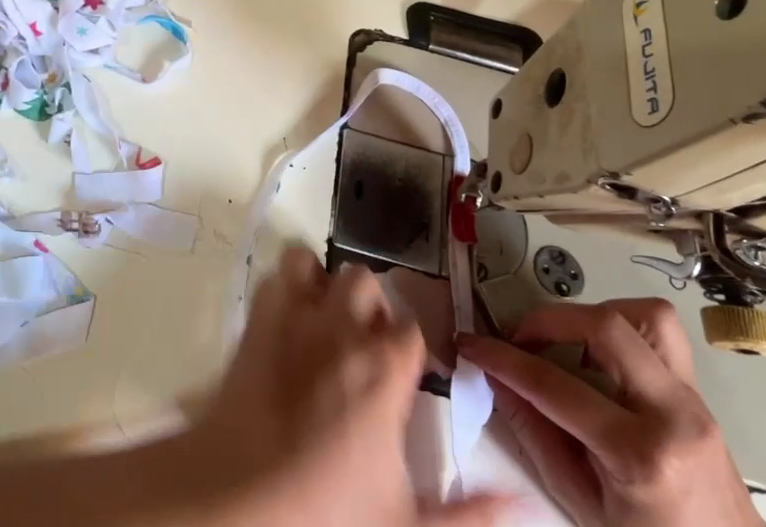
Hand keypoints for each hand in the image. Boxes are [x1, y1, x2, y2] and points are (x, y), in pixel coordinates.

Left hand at [177, 246, 512, 526]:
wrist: (243, 493)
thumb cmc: (327, 506)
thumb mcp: (405, 518)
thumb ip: (467, 512)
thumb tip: (522, 506)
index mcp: (387, 368)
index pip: (412, 327)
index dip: (406, 345)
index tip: (400, 369)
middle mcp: (344, 329)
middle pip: (365, 282)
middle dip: (366, 304)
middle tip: (360, 343)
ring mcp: (295, 318)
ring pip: (316, 265)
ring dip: (322, 283)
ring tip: (322, 318)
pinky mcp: (256, 320)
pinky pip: (275, 276)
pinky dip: (284, 284)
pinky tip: (286, 315)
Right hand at [458, 300, 762, 526]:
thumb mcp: (579, 500)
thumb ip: (534, 435)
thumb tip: (495, 378)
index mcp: (640, 453)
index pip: (555, 385)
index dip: (502, 358)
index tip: (471, 344)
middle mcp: (675, 413)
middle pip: (607, 327)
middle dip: (548, 320)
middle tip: (517, 337)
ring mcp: (695, 398)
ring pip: (646, 315)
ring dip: (592, 316)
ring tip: (563, 342)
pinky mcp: (698, 391)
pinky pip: (658, 335)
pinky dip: (617, 331)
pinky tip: (593, 359)